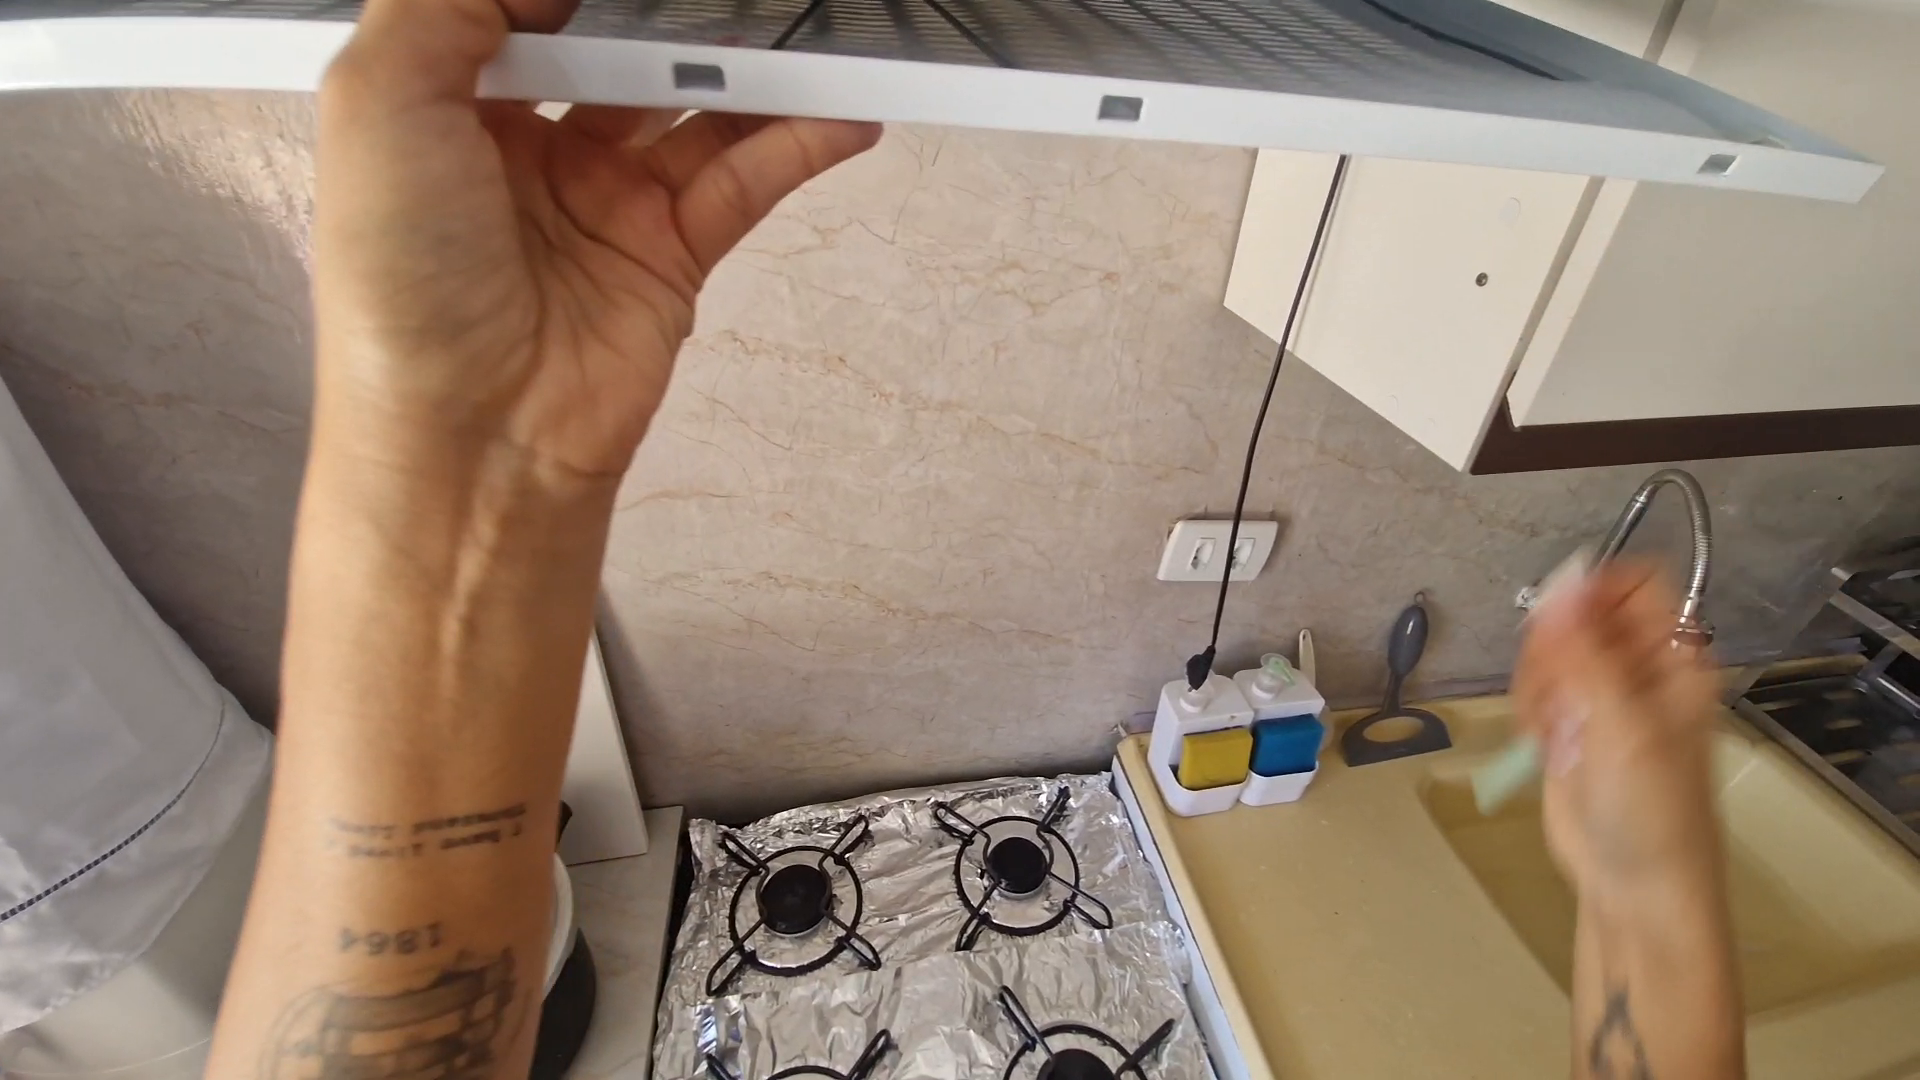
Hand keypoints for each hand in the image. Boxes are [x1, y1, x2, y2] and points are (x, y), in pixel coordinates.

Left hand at [312, 0, 879, 482]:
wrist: (479, 428)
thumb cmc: (404, 277)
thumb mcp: (378, 102)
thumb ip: (448, 8)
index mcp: (460, 111)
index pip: (533, 23)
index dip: (573, 0)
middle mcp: (544, 157)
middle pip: (629, 68)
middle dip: (680, 33)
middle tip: (738, 9)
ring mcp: (618, 211)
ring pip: (700, 124)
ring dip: (758, 85)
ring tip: (816, 51)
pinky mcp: (676, 260)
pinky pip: (740, 188)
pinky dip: (792, 151)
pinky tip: (840, 120)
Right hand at [1512, 561, 1725, 910]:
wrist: (1630, 875)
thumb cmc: (1650, 805)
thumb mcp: (1621, 722)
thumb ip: (1586, 651)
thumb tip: (1560, 587)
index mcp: (1674, 660)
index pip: (1636, 587)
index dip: (1590, 593)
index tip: (1556, 628)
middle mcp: (1638, 668)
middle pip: (1575, 616)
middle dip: (1551, 652)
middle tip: (1558, 696)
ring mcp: (1599, 693)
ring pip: (1545, 650)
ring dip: (1535, 685)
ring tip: (1553, 728)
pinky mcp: (1567, 717)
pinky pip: (1532, 685)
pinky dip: (1528, 708)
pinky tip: (1544, 740)